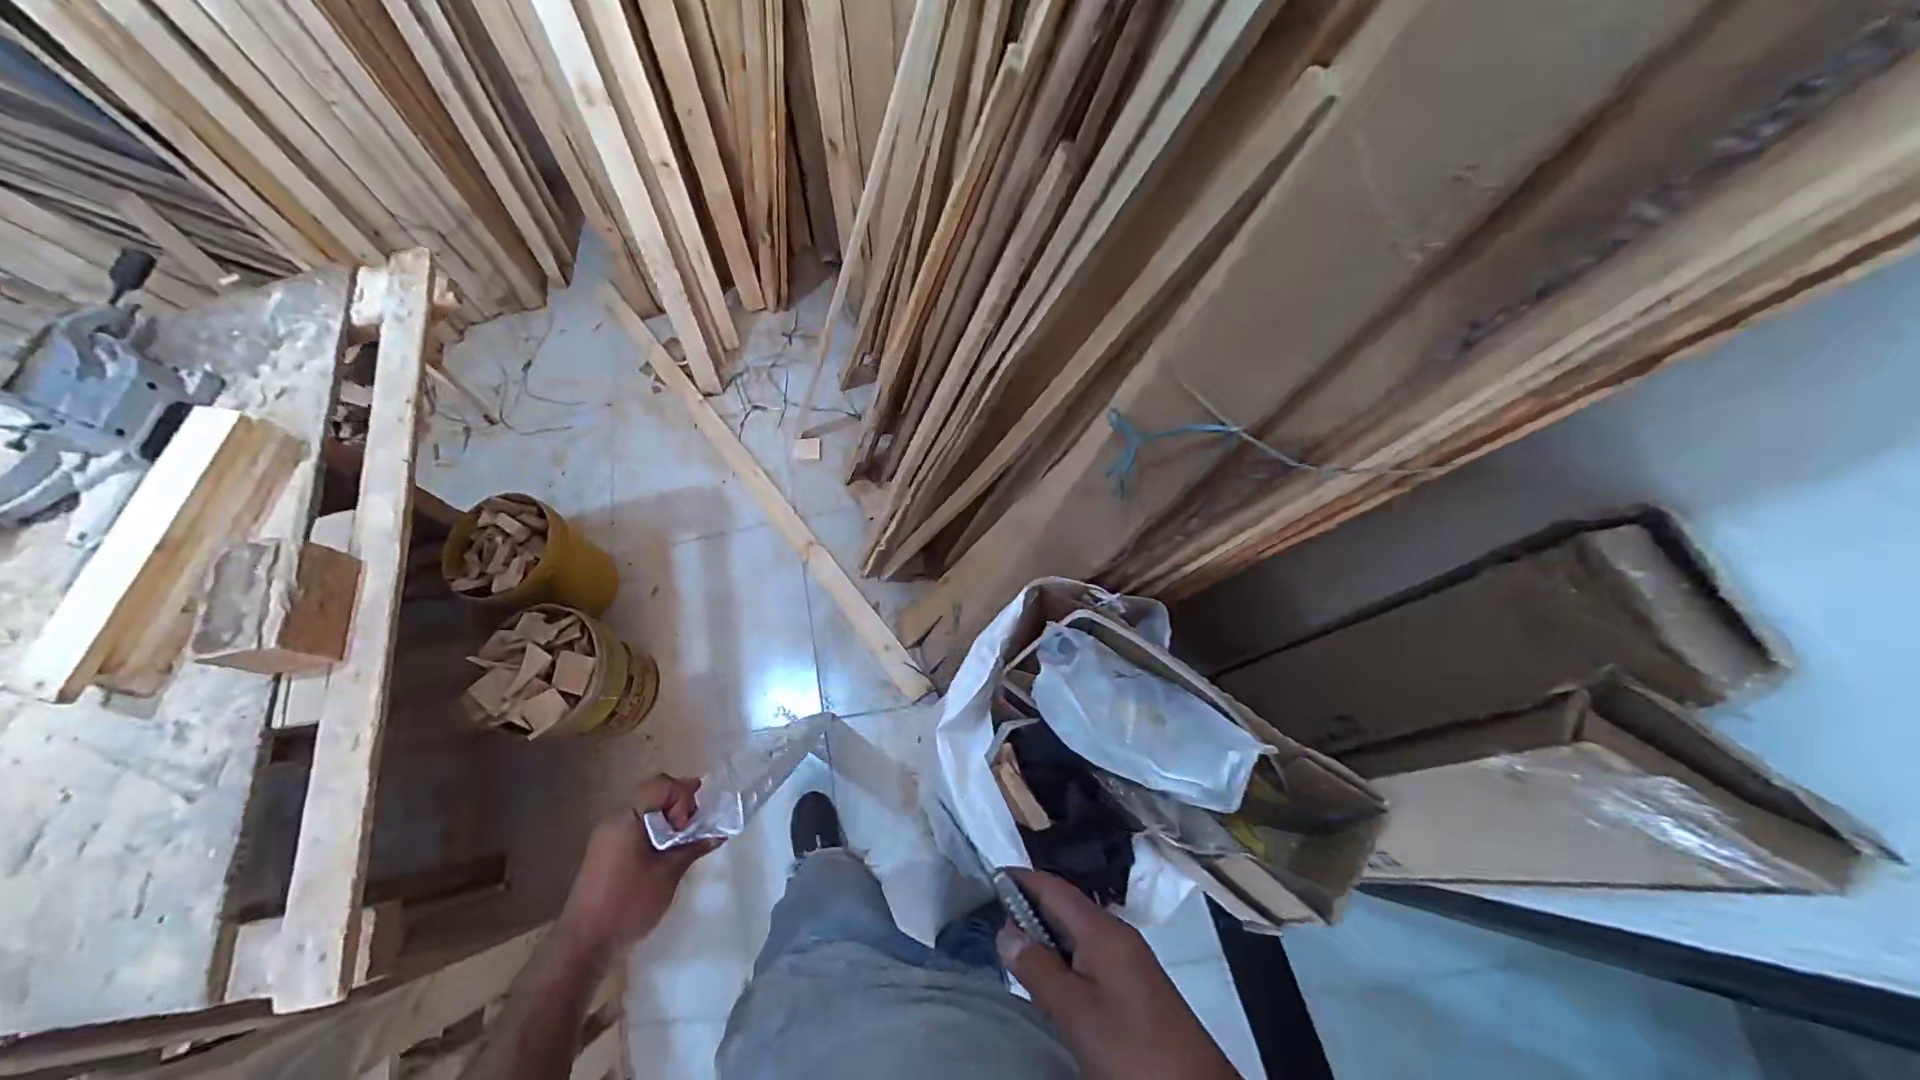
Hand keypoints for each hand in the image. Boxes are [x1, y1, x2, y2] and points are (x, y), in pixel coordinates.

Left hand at [557, 776, 720, 956]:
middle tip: (694, 827)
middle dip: (680, 804)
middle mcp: (614, 820)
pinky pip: (637, 826)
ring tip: (685, 841)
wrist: (583, 945)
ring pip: (646, 810)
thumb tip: (717, 834)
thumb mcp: (668, 874)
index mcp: (626, 818)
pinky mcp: (607, 852)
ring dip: (669, 819)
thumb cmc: (628, 904)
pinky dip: (656, 831)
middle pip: (654, 793)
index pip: (661, 785)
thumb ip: (693, 847)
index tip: (686, 827)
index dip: (682, 798)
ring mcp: (608, 836)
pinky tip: (667, 853)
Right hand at [996, 870, 1238, 1079]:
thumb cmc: (1131, 1048)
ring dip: (1047, 937)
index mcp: (1103, 930)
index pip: (1055, 887)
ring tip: (1015, 952)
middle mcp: (1118, 935)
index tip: (989, 879)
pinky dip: (1065, 958)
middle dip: (1031, 909)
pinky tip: (1051, 982)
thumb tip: (1005, 931)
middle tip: (994, 925)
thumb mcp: (1074, 1012)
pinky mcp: (1136, 986)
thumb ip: (1037, 968)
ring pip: (1078, 934)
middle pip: (1066, 907)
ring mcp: (1130, 960)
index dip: (1022, 879)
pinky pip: (1090, 956)